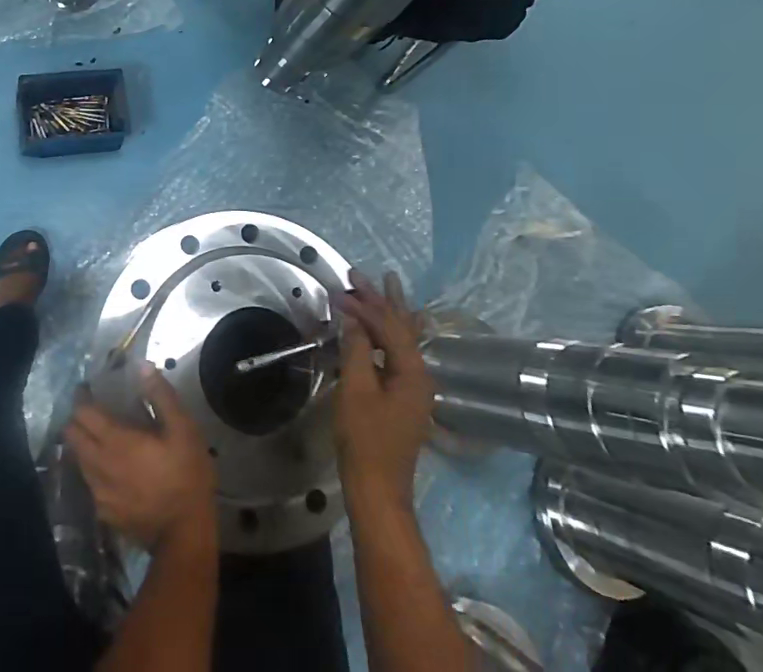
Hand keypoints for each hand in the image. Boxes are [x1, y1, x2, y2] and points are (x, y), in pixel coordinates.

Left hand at [65, 364, 217, 551]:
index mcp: (115, 441)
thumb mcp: (183, 429)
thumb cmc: (187, 474)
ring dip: (84, 444)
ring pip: (78, 459)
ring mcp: (97, 491)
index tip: (89, 388)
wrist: (184, 533)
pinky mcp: (103, 511)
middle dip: (78, 419)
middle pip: (72, 436)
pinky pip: (89, 482)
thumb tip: (142, 366)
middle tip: (93, 410)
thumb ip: (161, 396)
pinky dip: (93, 468)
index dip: (82, 398)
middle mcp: (98, 464)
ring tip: (101, 437)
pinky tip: (112, 469)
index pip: (82, 413)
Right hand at [332, 270, 433, 508]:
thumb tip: (353, 320)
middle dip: (381, 300)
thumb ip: (357, 351)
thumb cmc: (365, 440)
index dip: (365, 306)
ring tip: (387, 285)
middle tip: (363, 274)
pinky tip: (395, 326)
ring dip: (389, 313)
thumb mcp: (356, 391)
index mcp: (412, 371)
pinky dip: (391, 334)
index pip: (389, 327)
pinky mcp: (403, 396)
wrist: (377, 487)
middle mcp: (420, 374)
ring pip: (402, 339)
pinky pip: (399, 353)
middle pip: (401, 328)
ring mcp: (414, 386)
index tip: (341, 289)